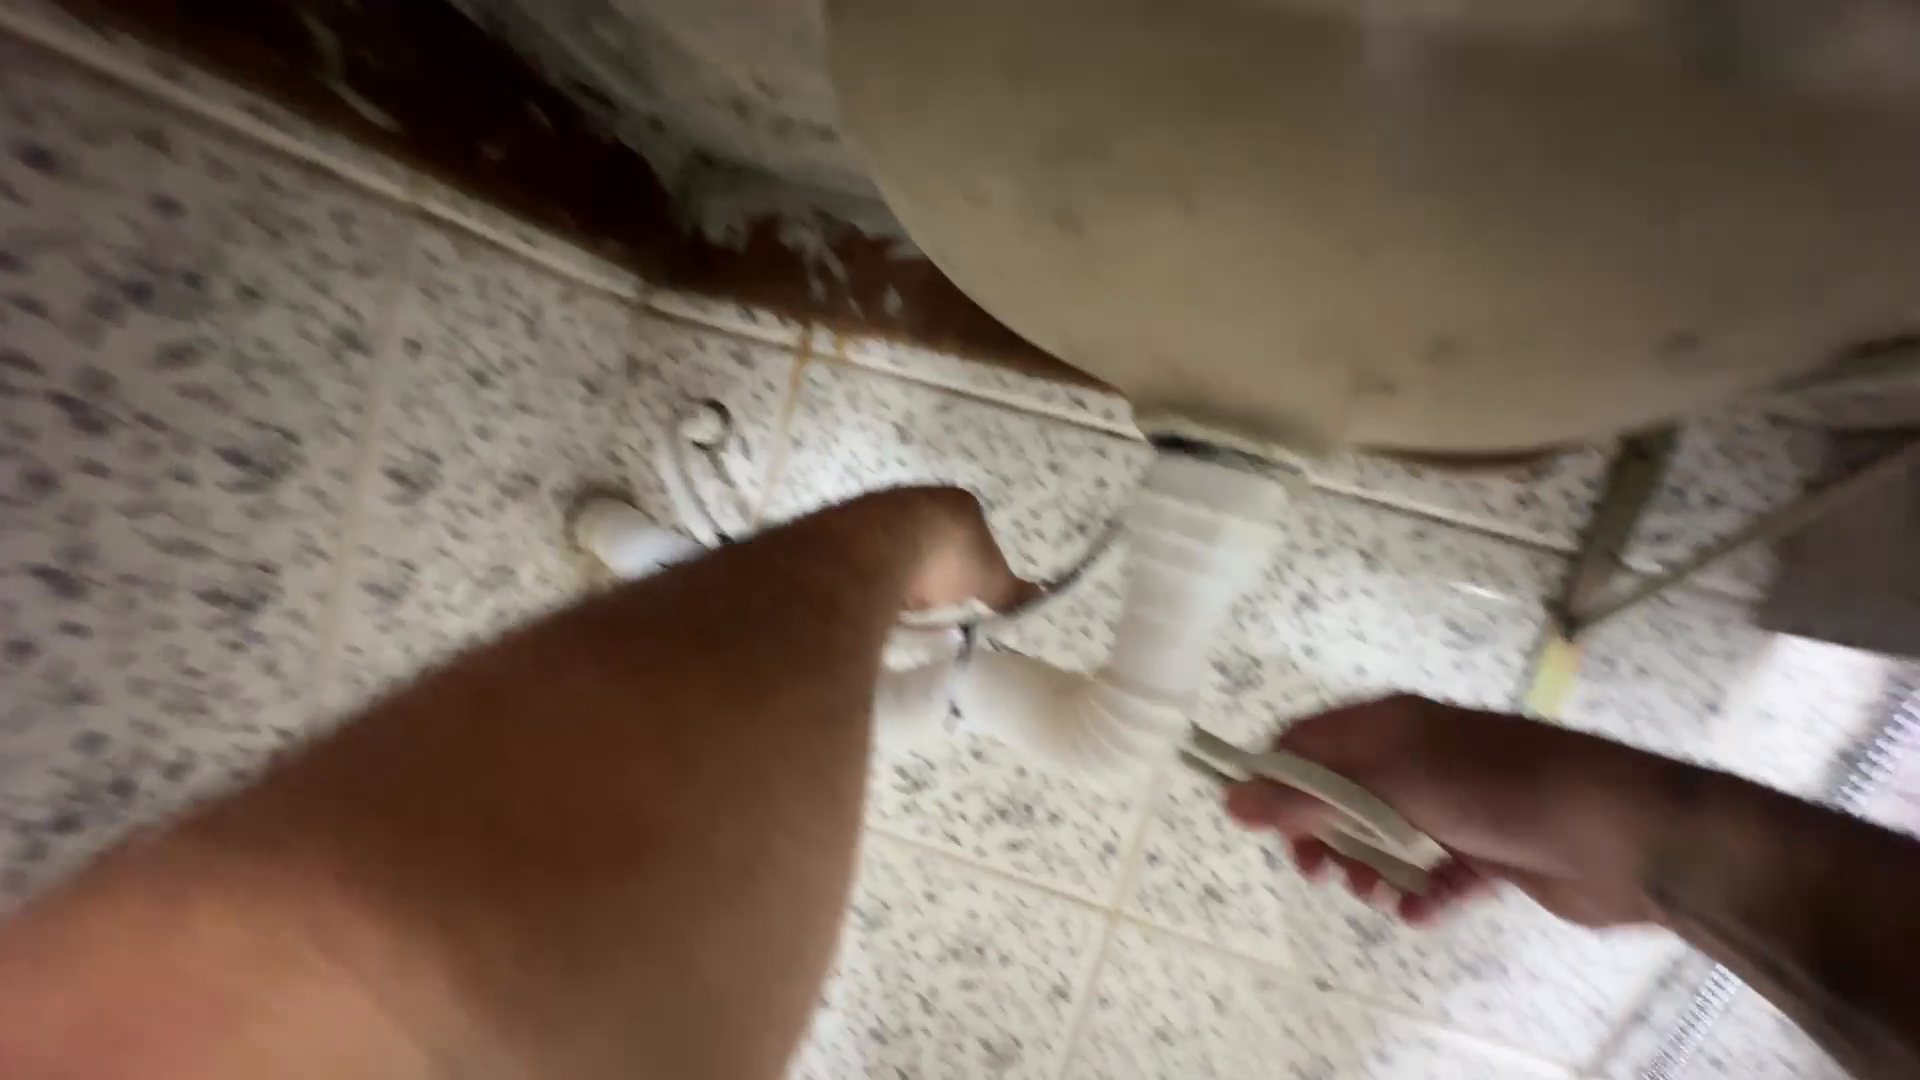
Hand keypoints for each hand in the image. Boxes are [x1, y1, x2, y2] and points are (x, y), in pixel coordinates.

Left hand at [862, 486, 1040, 612]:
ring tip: (900, 598)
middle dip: (931, 561)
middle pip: (931, 531)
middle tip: (930, 595)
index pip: (971, 527)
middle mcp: (919, 495)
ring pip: (895, 539)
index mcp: (959, 502)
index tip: (963, 585)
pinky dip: (871, 570)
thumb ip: (1011, 590)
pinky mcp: (847, 523)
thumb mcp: (988, 580)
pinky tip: (873, 590)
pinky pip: (865, 551)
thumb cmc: (945, 559)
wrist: (879, 547)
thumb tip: (1039, 597)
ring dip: (899, 565)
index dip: (970, 557)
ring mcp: (880, 506)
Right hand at [1224, 695, 1678, 927]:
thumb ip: (1308, 799)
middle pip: (1339, 794)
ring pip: (1383, 836)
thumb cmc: (1494, 788)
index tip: (1256, 825)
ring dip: (1367, 867)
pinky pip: (1434, 871)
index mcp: (1385, 726)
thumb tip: (1230, 800)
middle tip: (1313, 871)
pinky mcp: (1486, 848)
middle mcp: (1412, 758)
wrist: (1630, 833)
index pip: (1305, 743)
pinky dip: (1420, 892)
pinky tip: (1418, 912)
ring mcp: (1450, 802)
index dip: (1273, 779)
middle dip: (1320, 833)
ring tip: (1376, 895)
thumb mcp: (1390, 787)